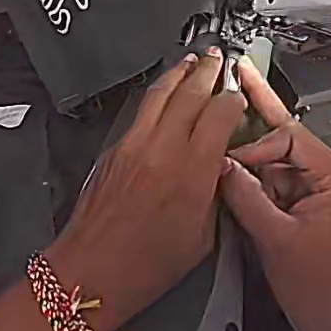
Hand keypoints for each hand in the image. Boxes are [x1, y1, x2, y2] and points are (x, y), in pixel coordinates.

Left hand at [46, 49, 245, 330]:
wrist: (92, 271)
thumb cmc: (145, 264)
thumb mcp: (202, 235)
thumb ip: (215, 192)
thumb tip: (220, 166)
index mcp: (191, 172)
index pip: (220, 115)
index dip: (233, 100)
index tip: (239, 97)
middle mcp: (163, 150)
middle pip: (190, 93)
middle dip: (208, 72)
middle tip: (218, 58)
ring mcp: (135, 145)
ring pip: (161, 94)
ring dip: (179, 73)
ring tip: (192, 61)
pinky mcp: (115, 149)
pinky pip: (141, 109)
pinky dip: (157, 93)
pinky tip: (164, 91)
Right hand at [219, 57, 330, 330]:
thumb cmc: (323, 292)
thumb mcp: (275, 239)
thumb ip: (245, 196)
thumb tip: (223, 165)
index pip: (291, 138)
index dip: (256, 145)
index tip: (229, 159)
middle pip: (287, 140)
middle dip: (257, 118)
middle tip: (239, 75)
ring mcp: (322, 193)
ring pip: (278, 162)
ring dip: (251, 160)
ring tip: (224, 148)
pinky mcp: (310, 208)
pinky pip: (277, 183)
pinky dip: (255, 181)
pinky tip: (235, 179)